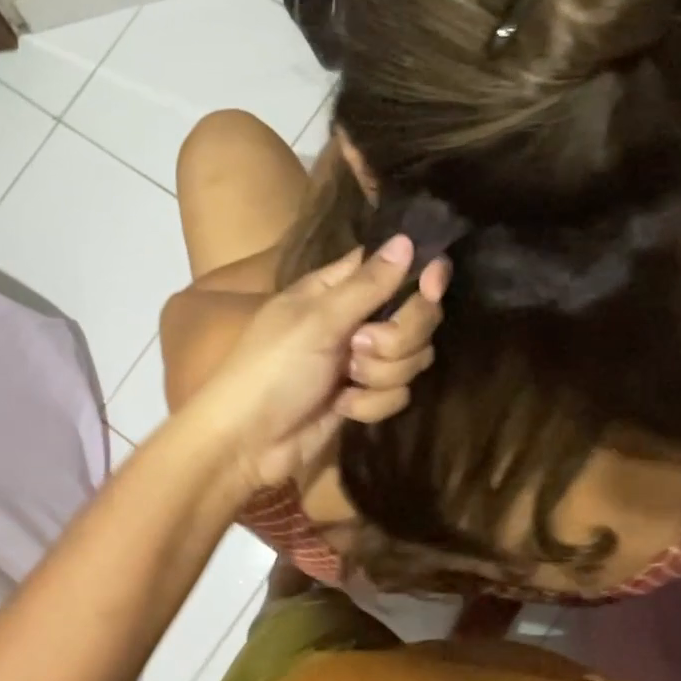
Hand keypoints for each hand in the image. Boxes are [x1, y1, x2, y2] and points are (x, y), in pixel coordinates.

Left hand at [190, 235, 449, 491]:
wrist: (247, 442)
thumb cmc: (272, 370)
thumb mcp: (317, 321)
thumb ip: (367, 284)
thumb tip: (406, 238)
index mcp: (334, 289)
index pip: (391, 266)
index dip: (417, 273)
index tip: (433, 282)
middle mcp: (352, 320)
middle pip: (414, 314)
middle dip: (398, 337)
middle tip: (360, 347)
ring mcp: (358, 361)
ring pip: (410, 357)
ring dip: (381, 375)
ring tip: (344, 382)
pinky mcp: (362, 398)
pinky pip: (396, 393)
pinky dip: (370, 404)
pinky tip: (342, 408)